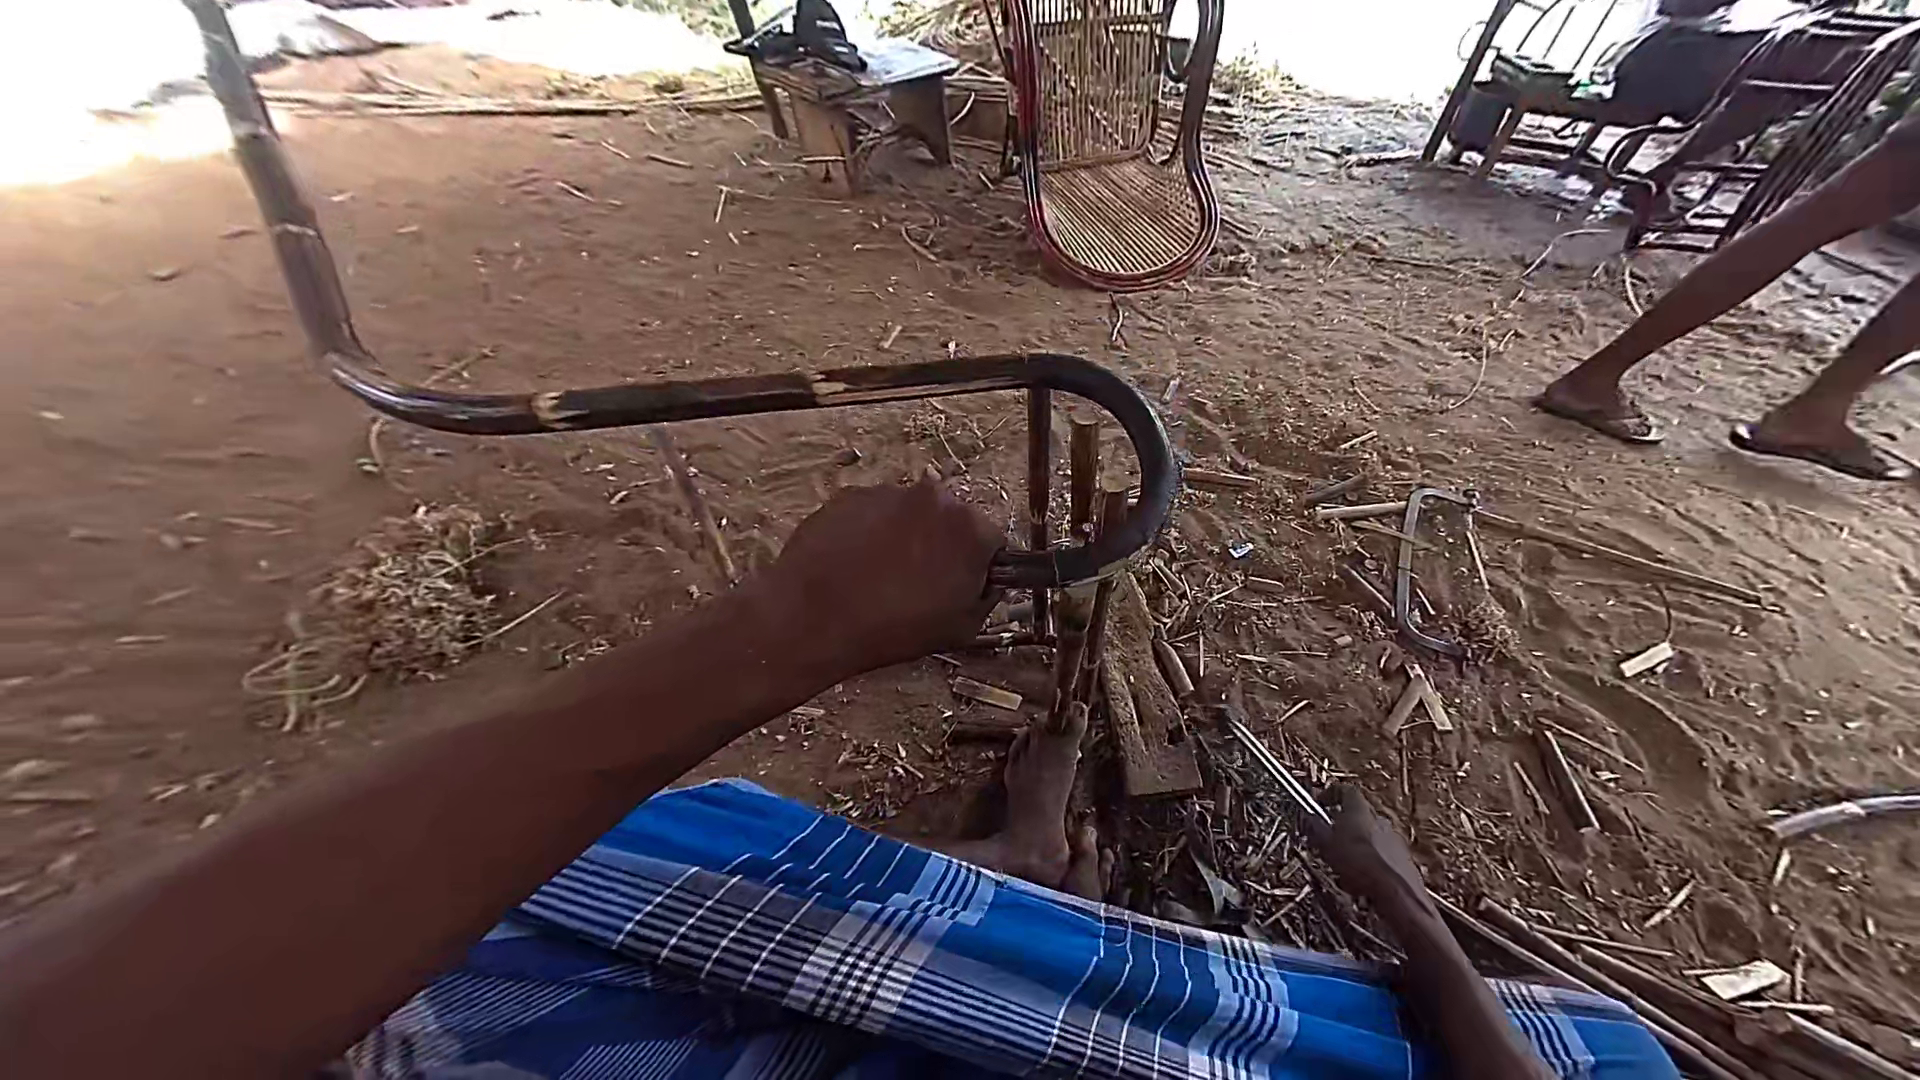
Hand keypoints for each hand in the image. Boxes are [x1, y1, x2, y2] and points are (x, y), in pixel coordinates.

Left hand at [754, 478, 1003, 678]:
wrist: (813, 618)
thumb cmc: (893, 628)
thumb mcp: (962, 629)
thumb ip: (986, 596)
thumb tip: (987, 579)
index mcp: (970, 529)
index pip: (991, 541)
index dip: (976, 565)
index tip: (958, 583)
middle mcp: (935, 497)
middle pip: (951, 519)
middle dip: (941, 544)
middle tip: (918, 580)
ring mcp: (890, 492)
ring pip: (910, 513)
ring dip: (904, 536)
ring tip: (879, 575)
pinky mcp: (852, 495)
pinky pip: (873, 512)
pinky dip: (870, 531)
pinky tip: (854, 563)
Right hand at [1304, 784, 1436, 924]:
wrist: (1397, 896)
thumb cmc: (1359, 864)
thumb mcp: (1325, 844)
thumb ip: (1314, 827)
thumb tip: (1307, 818)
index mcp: (1360, 810)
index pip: (1345, 790)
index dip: (1330, 794)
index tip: (1319, 802)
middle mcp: (1380, 821)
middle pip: (1358, 814)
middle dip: (1342, 823)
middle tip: (1328, 835)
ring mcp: (1395, 841)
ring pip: (1370, 836)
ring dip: (1355, 844)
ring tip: (1342, 862)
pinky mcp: (1405, 862)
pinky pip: (1382, 855)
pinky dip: (1369, 861)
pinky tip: (1359, 879)